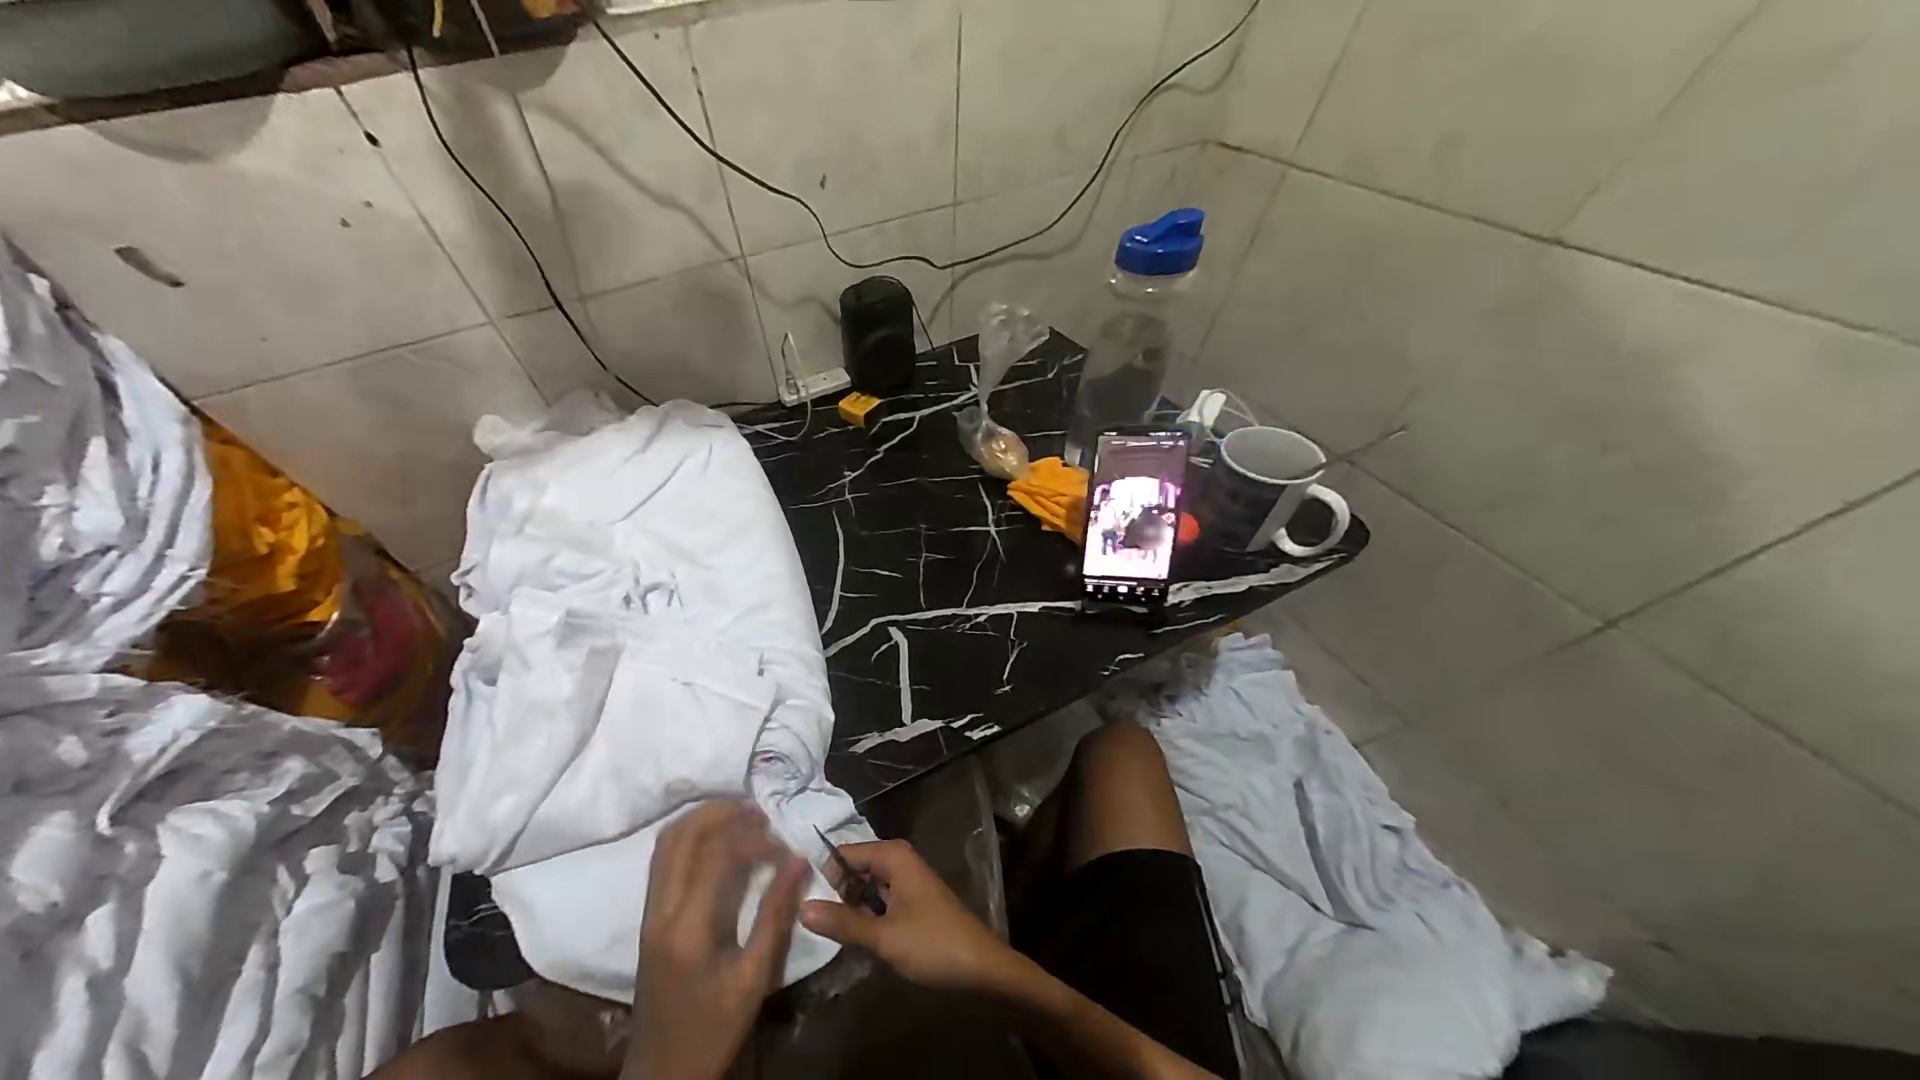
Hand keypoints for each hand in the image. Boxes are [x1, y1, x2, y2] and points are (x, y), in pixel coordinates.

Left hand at [625, 801, 809, 1079]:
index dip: (753, 837)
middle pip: (680, 836)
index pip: (717, 855)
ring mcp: (649, 912)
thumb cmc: (714, 1029)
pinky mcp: (649, 916)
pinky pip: (664, 859)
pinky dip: (691, 836)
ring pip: (666, 843)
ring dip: (702, 819)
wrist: (662, 1073)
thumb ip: (775, 914)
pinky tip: (718, 839)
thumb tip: (798, 860)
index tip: (783, 845)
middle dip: (720, 812)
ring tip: (741, 815)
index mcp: (688, 927)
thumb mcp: (754, 977)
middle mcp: (660, 911)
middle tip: (759, 810)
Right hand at [799, 839, 1027, 996]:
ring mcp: (906, 881)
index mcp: (892, 855)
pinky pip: (878, 900)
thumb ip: (842, 922)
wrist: (981, 969)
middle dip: (834, 894)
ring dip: (849, 908)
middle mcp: (898, 859)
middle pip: (853, 869)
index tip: (801, 905)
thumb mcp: (883, 936)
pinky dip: (865, 916)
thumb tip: (802, 908)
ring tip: (829, 934)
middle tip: (813, 925)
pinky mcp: (910, 902)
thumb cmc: (933, 945)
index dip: (822, 877)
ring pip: (864, 887)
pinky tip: (855, 938)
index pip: (842, 854)